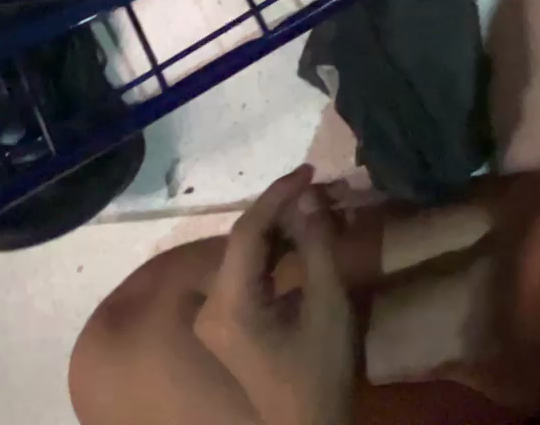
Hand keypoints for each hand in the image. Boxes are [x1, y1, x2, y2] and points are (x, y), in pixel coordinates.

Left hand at [193, 167, 354, 424]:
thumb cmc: (320, 369)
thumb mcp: (328, 303)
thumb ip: (318, 245)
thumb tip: (311, 196)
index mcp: (229, 303)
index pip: (248, 230)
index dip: (278, 194)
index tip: (312, 170)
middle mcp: (211, 306)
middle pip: (246, 238)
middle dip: (285, 208)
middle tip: (326, 189)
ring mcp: (217, 316)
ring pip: (248, 251)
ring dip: (284, 226)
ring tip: (323, 207)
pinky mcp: (230, 322)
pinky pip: (250, 269)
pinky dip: (278, 248)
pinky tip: (307, 237)